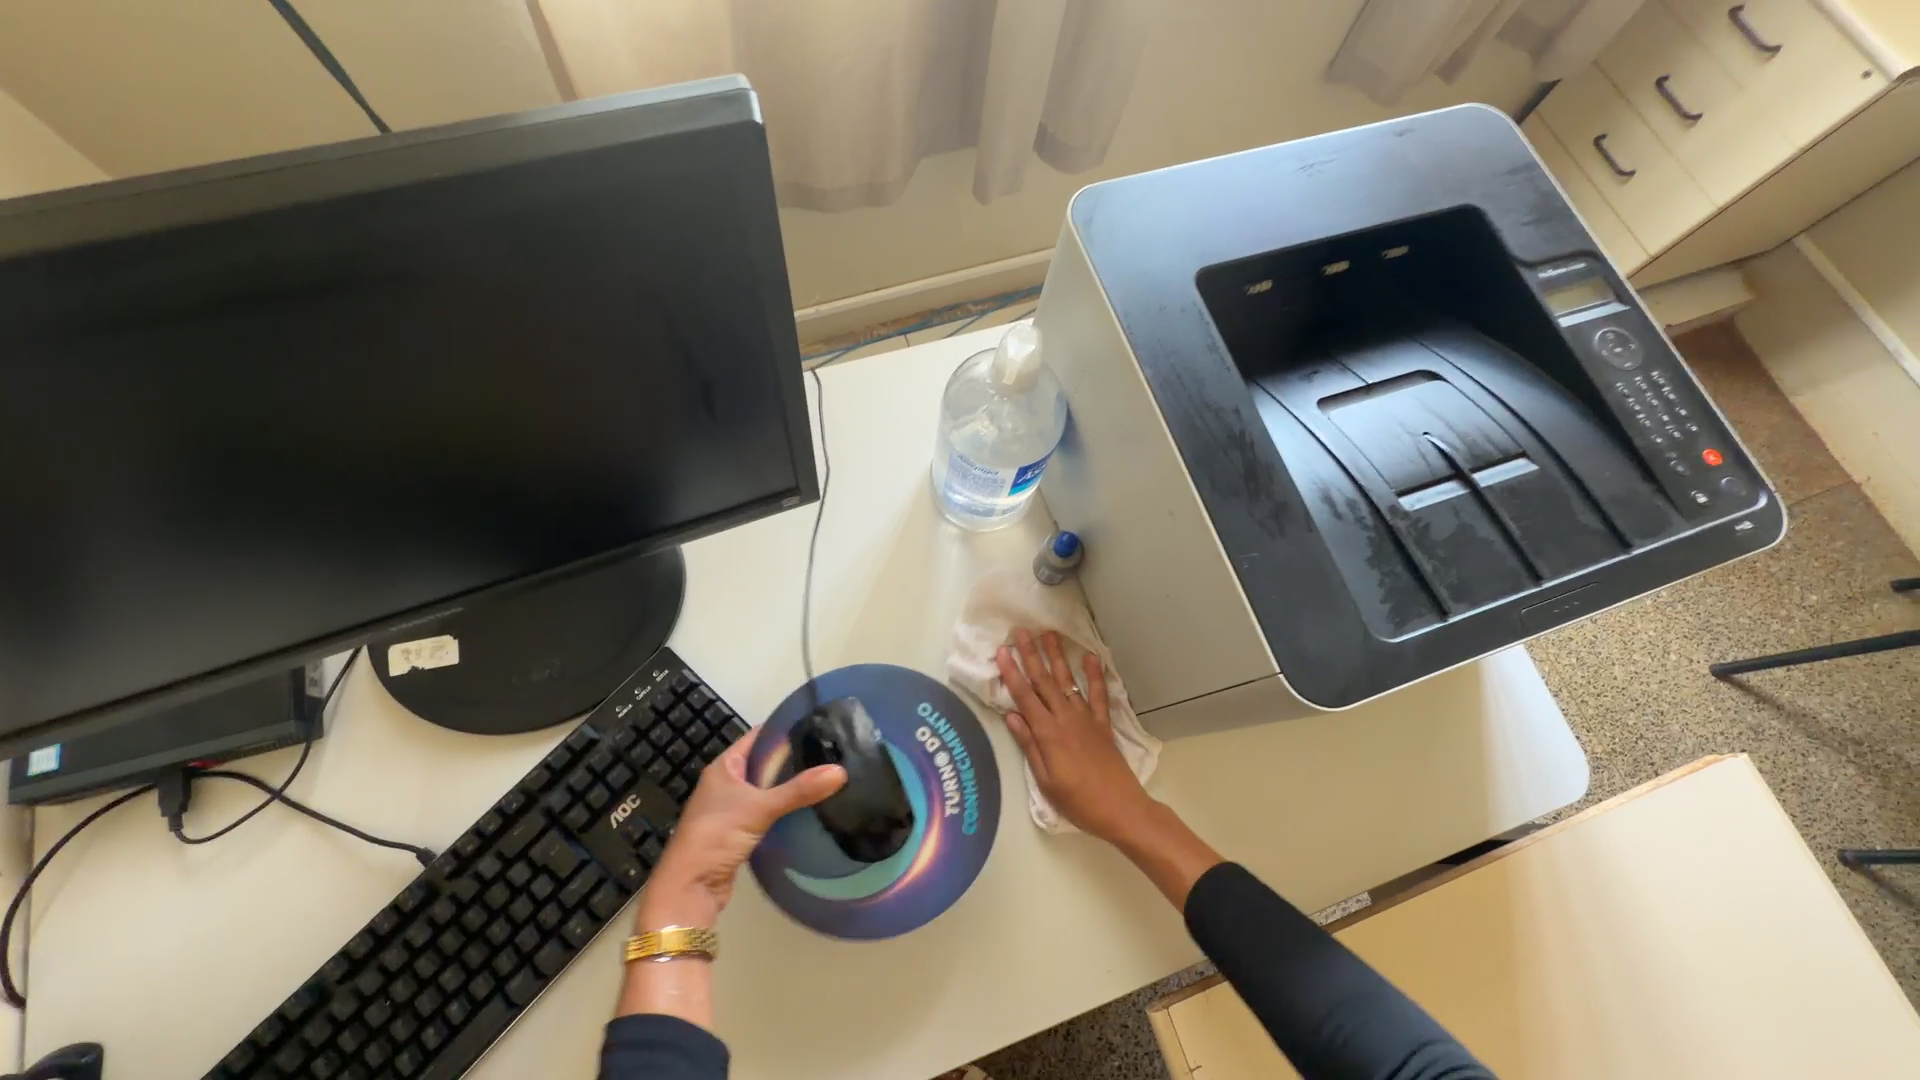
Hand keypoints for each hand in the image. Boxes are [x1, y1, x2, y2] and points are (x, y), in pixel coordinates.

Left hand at [638, 727, 845, 928]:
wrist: (691, 887)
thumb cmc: (717, 835)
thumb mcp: (760, 808)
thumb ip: (799, 790)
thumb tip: (841, 772)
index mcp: (725, 766)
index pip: (758, 736)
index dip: (784, 729)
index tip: (817, 724)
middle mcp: (727, 782)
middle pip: (765, 762)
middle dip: (793, 759)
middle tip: (829, 752)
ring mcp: (732, 807)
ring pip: (767, 788)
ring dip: (789, 786)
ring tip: (825, 776)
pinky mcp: (740, 830)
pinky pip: (768, 811)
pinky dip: (784, 808)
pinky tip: (809, 808)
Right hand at [996, 628, 1157, 844]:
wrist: (1121, 809)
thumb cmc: (1077, 801)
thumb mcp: (1045, 780)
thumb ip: (1030, 745)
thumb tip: (1012, 716)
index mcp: (1048, 734)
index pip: (1025, 697)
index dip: (1012, 673)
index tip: (1003, 652)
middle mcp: (1066, 719)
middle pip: (1044, 682)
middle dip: (1031, 655)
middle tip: (1021, 631)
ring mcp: (1087, 718)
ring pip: (1068, 681)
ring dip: (1057, 657)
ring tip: (1049, 634)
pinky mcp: (1103, 724)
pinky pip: (1099, 694)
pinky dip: (1095, 674)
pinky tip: (1091, 656)